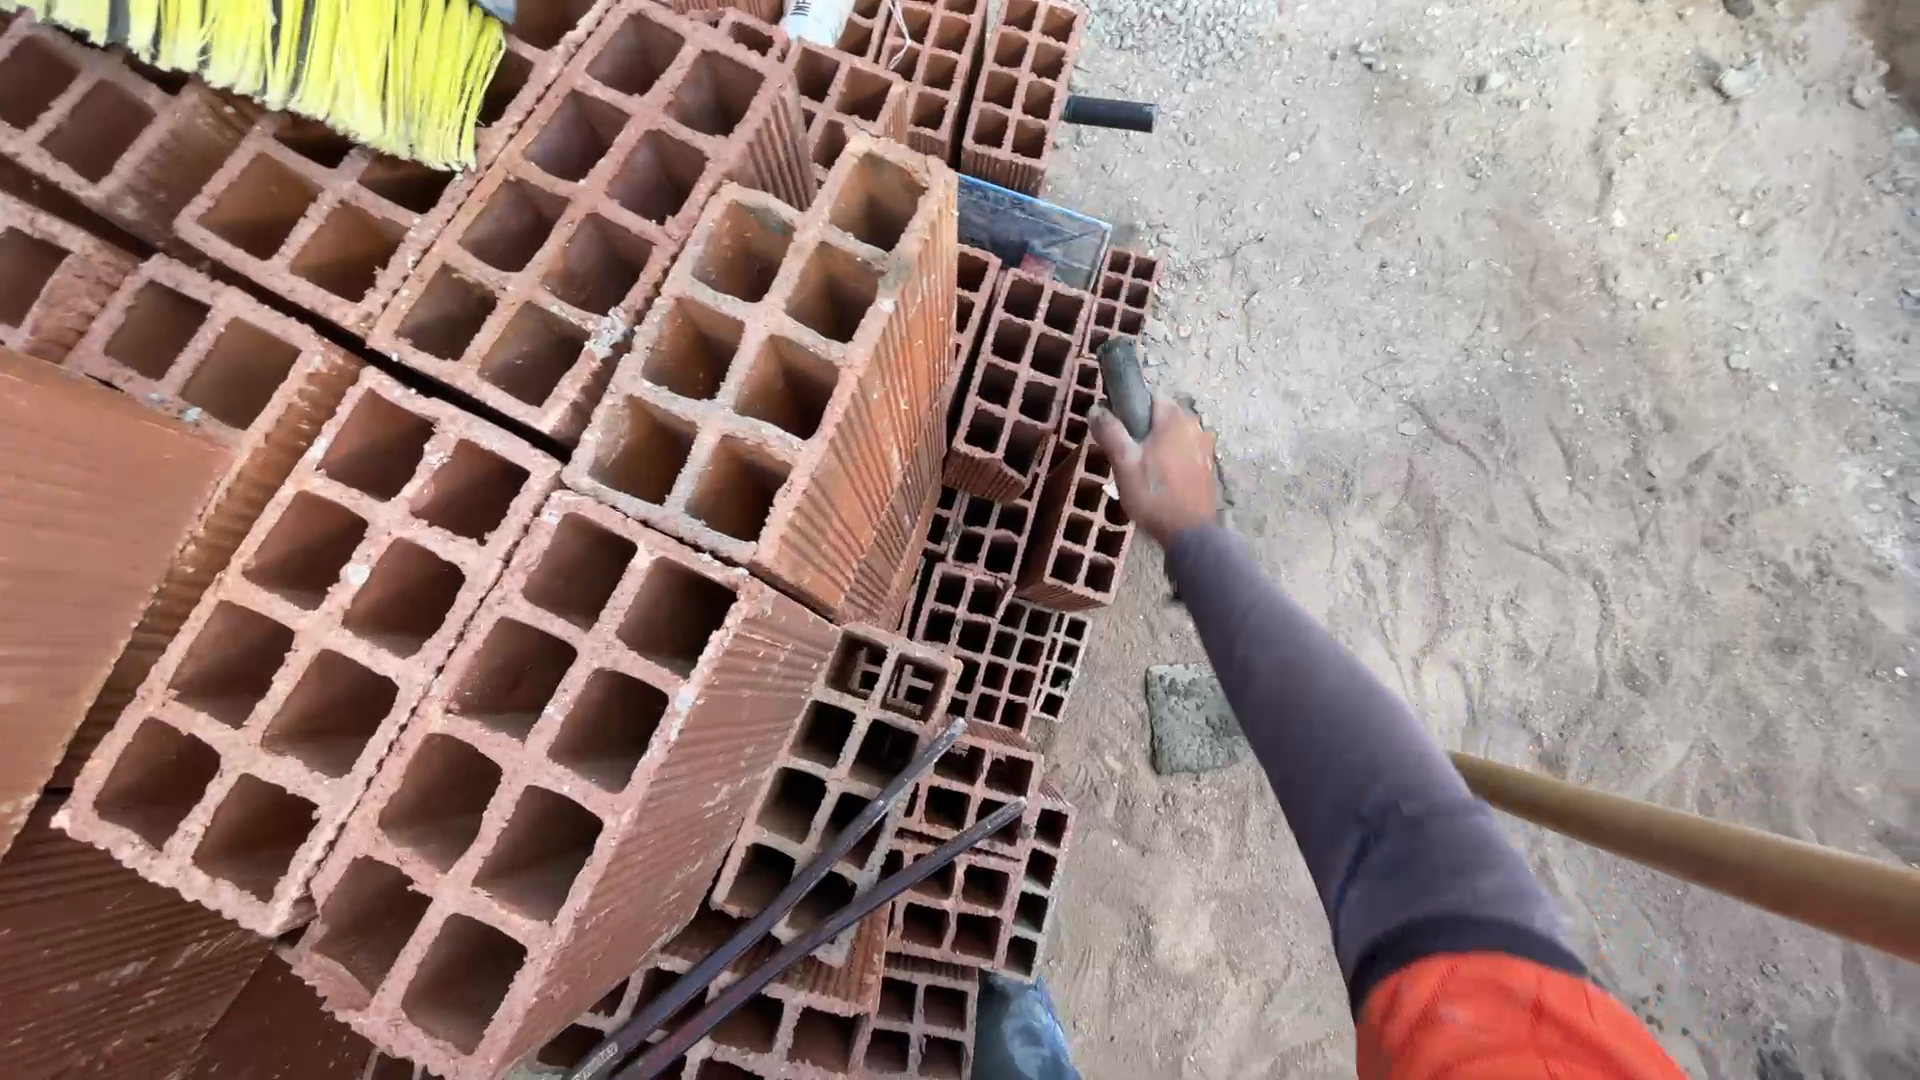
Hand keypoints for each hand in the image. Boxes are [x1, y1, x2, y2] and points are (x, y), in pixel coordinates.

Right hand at [1090, 398, 1218, 547]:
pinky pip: (1184, 453)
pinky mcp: (1208, 466)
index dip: (1130, 410)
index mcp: (1175, 419)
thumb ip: (1110, 432)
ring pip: (1173, 437)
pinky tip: (1160, 482)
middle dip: (1143, 431)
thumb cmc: (1153, 495)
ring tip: (1141, 473)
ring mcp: (1205, 447)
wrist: (1188, 533)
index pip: (1150, 397)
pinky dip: (1171, 460)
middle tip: (1126, 458)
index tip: (1118, 432)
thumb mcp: (1124, 463)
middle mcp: (1195, 426)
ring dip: (1157, 447)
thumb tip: (1096, 408)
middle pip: (1162, 418)